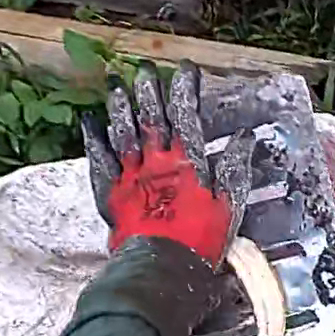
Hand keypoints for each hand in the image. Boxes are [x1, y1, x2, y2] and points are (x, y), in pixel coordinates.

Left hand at [81, 61, 253, 265]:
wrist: (163, 266)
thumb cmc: (200, 238)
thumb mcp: (229, 204)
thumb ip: (235, 168)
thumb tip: (245, 138)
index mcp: (187, 160)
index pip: (186, 114)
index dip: (186, 89)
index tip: (186, 69)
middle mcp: (157, 160)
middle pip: (152, 117)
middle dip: (149, 91)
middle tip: (145, 70)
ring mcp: (131, 174)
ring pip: (124, 132)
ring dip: (121, 107)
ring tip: (117, 86)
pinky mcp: (112, 192)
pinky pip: (99, 159)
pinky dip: (93, 139)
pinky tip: (89, 122)